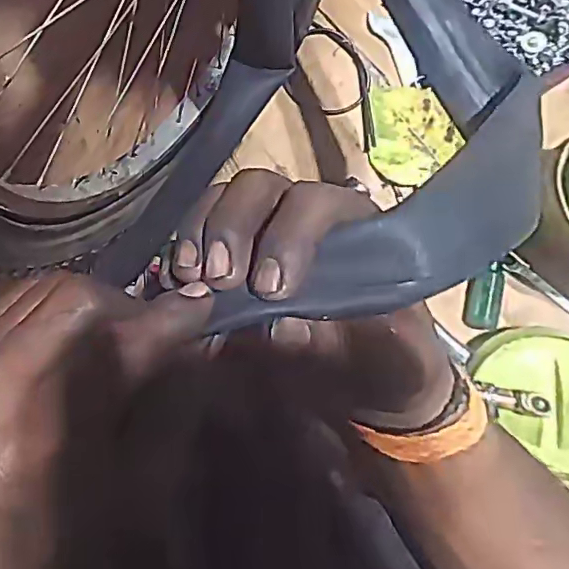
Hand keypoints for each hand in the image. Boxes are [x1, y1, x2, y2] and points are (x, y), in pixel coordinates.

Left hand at [0, 272, 213, 509]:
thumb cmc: (62, 504)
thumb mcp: (116, 438)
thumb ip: (147, 361)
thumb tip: (196, 303)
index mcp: (10, 396)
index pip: (82, 308)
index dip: (143, 309)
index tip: (194, 307)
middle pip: (67, 292)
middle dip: (122, 307)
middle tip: (156, 328)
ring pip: (49, 286)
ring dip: (95, 303)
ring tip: (120, 333)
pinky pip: (27, 294)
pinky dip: (64, 305)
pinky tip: (82, 331)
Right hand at [163, 170, 456, 429]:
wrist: (368, 380)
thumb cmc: (389, 360)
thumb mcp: (392, 357)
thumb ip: (352, 339)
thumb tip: (283, 326)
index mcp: (352, 223)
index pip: (316, 204)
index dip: (289, 235)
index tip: (270, 290)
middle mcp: (303, 210)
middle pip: (259, 188)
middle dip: (233, 226)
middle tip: (217, 279)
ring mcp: (263, 222)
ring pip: (224, 197)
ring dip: (201, 231)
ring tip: (188, 277)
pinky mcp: (232, 244)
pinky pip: (201, 224)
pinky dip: (184, 245)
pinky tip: (176, 279)